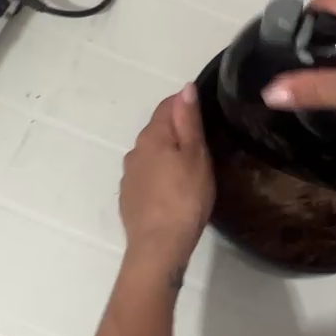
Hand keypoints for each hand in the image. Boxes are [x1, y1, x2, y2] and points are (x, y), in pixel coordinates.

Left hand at [120, 85, 214, 273]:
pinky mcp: (129, 197)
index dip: (186, 104)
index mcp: (152, 136)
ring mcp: (129, 176)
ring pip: (151, 154)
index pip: (167, 106)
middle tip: (204, 144)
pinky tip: (174, 191)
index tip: (205, 114)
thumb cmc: (184, 198)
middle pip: (158, 130)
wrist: (158, 247)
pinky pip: (147, 176)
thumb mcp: (195, 156)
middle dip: (178, 130)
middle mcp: (135, 151)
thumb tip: (185, 87)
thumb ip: (188, 121)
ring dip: (168, 154)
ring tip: (191, 169)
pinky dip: (160, 175)